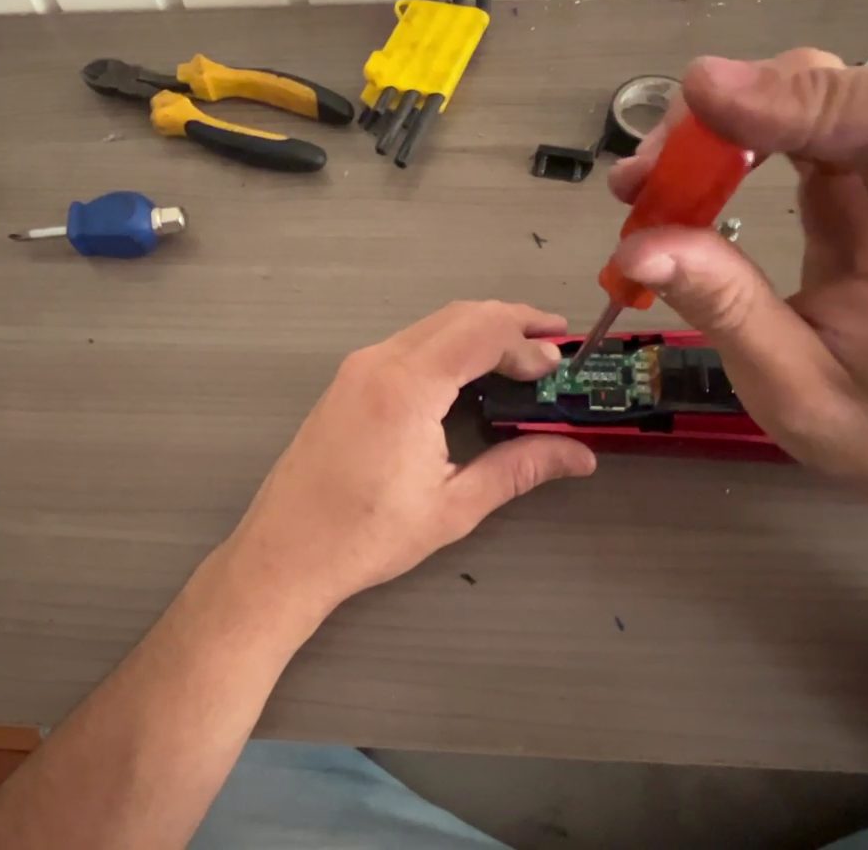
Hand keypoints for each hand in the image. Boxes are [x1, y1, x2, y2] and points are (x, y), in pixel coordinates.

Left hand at [219, 301, 596, 617]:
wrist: (285, 551)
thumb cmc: (368, 535)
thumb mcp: (454, 506)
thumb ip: (519, 468)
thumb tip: (581, 456)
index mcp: (407, 385)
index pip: (481, 331)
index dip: (527, 338)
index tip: (560, 361)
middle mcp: (379, 360)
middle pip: (458, 316)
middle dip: (511, 322)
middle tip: (553, 343)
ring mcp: (357, 366)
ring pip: (432, 325)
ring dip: (479, 330)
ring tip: (521, 355)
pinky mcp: (348, 379)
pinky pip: (410, 343)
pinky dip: (450, 345)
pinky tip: (471, 372)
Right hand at [607, 50, 867, 505]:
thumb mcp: (788, 385)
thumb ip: (722, 306)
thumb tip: (634, 246)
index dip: (814, 93)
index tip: (707, 103)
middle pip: (850, 84)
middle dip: (740, 105)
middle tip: (650, 170)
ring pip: (811, 94)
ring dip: (719, 121)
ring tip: (645, 179)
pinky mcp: (849, 185)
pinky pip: (788, 131)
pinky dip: (725, 141)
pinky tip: (678, 179)